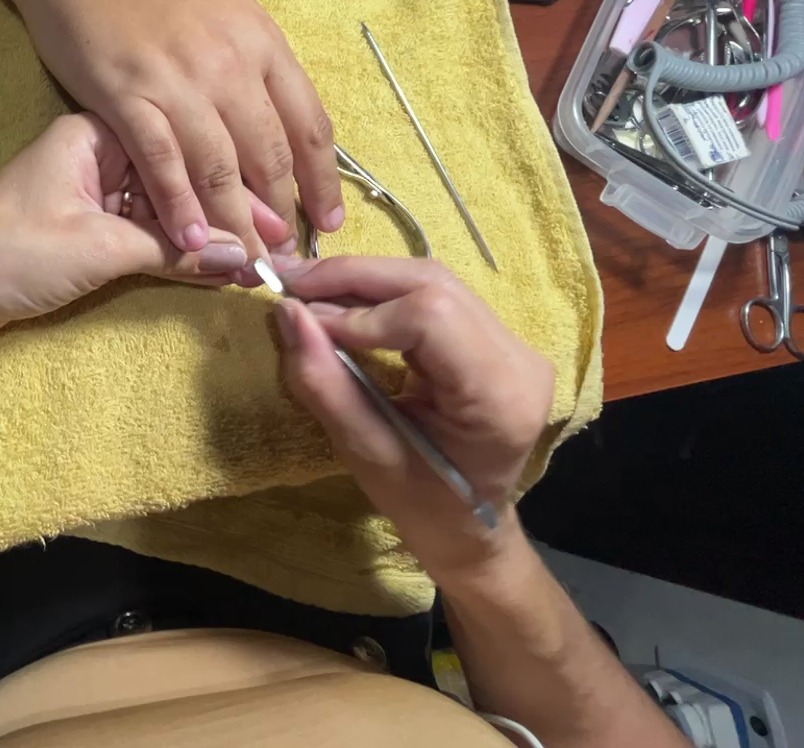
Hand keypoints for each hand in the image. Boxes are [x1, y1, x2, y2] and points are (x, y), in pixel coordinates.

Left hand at [0, 113, 260, 347]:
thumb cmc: (11, 251)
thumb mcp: (99, 248)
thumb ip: (175, 251)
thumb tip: (244, 257)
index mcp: (95, 134)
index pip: (178, 144)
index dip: (229, 179)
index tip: (277, 214)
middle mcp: (100, 153)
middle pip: (178, 175)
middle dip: (226, 210)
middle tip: (281, 240)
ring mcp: (95, 190)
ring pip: (166, 206)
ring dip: (206, 233)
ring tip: (261, 257)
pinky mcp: (89, 223)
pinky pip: (146, 229)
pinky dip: (178, 248)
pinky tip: (219, 263)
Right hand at [14, 0, 342, 261]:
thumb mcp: (224, 2)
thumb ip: (251, 57)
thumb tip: (272, 111)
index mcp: (259, 40)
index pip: (307, 123)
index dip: (322, 179)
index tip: (330, 218)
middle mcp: (227, 65)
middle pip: (267, 154)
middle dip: (280, 212)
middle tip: (285, 254)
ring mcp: (176, 82)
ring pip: (218, 168)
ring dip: (234, 223)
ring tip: (245, 263)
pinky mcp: (127, 97)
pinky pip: (161, 163)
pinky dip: (177, 208)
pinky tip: (188, 242)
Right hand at [271, 257, 553, 583]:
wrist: (468, 526)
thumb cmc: (421, 503)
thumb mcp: (364, 452)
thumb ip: (324, 382)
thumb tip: (285, 312)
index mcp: (500, 394)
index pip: (429, 316)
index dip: (359, 313)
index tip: (304, 324)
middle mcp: (517, 354)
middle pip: (429, 282)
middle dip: (351, 277)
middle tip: (289, 283)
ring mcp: (509, 339)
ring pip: (427, 277)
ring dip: (359, 277)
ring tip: (305, 287)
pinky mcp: (488, 333)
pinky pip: (428, 291)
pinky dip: (374, 289)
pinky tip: (337, 296)